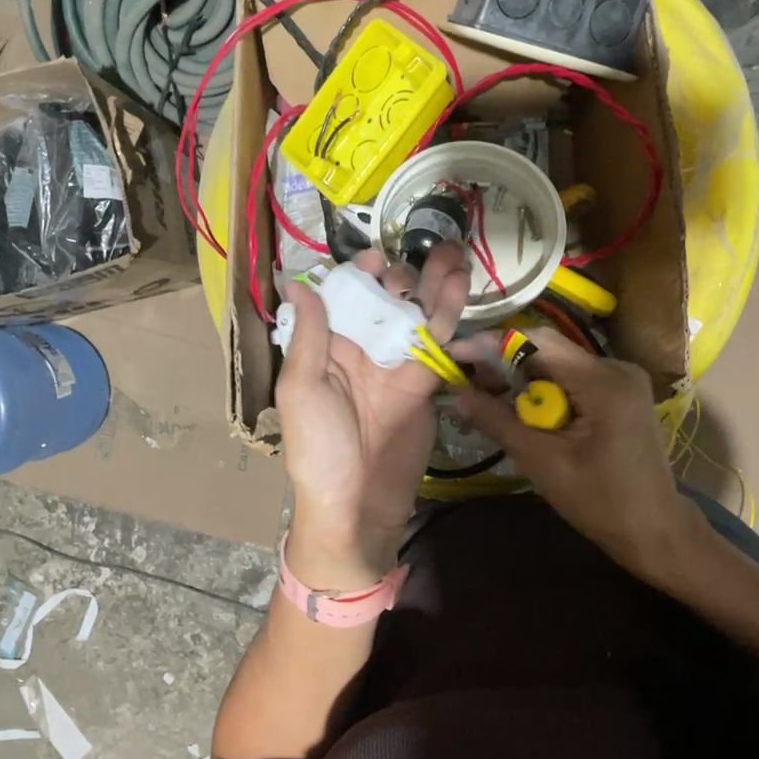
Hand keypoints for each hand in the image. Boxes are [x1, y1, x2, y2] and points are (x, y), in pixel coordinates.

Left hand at [276, 243, 469, 590]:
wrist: (357, 506)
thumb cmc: (319, 449)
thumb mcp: (302, 389)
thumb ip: (309, 335)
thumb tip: (297, 282)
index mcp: (324, 350)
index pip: (342, 301)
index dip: (358, 276)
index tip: (375, 258)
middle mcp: (359, 352)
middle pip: (382, 304)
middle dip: (400, 277)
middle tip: (418, 261)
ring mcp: (394, 367)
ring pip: (414, 317)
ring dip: (432, 286)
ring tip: (451, 253)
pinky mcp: (423, 384)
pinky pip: (436, 344)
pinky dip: (448, 316)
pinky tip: (460, 287)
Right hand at [452, 330, 690, 564]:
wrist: (655, 530)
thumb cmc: (600, 501)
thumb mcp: (541, 461)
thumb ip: (497, 422)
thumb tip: (455, 394)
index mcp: (604, 381)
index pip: (537, 341)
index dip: (492, 345)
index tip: (455, 355)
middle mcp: (617, 367)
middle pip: (547, 350)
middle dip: (502, 364)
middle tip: (466, 385)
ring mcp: (622, 379)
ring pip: (557, 364)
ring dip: (520, 379)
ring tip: (485, 400)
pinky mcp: (620, 393)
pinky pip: (571, 379)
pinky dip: (542, 391)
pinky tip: (519, 411)